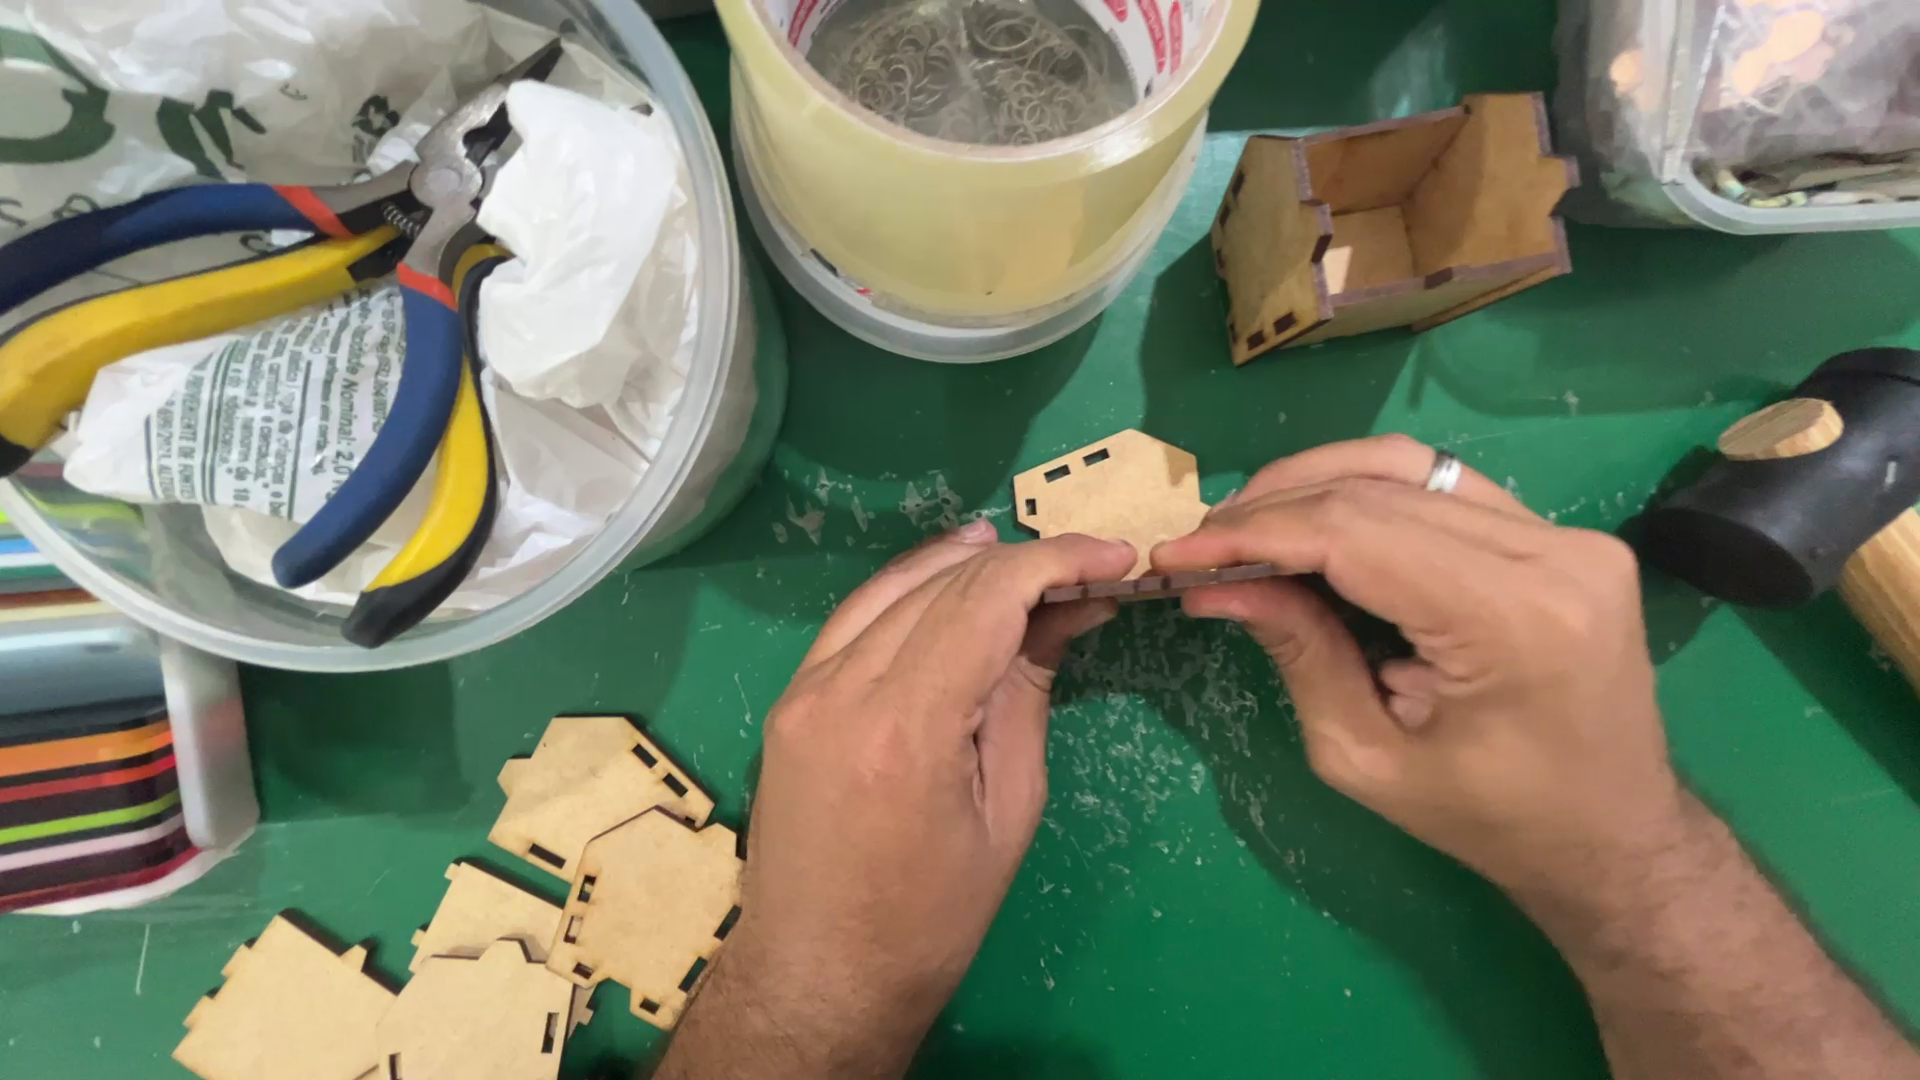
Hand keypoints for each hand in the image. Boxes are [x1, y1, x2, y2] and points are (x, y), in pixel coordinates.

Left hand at [662, 521, 1134, 1079]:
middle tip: (1079, 569)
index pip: (985, 601)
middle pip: (943, 586)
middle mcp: (842, 689)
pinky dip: (908, 585)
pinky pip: (856, 616)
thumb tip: (1064, 612)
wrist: (818, 973)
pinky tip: (946, 574)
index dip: (1054, 562)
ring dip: (961, 561)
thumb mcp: (1009, 807)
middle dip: (1019, 564)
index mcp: (906, 728)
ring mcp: (805, 688)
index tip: (1112, 557)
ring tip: (1019, 551)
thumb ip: (1027, 691)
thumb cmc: (932, 917)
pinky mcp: (792, 696)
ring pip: (893, 587)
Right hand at [1151, 435, 1683, 900]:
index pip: (1352, 534)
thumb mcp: (1362, 754)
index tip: (1177, 553)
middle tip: (1199, 546)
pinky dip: (1352, 489)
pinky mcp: (1553, 530)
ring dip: (1302, 485)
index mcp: (1512, 621)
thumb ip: (1296, 652)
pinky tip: (1306, 517)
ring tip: (1240, 527)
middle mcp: (1552, 553)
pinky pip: (1430, 481)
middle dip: (1264, 510)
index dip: (1252, 534)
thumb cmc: (1487, 817)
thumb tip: (1216, 586)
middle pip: (1369, 489)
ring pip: (1397, 465)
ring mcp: (1562, 532)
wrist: (1612, 835)